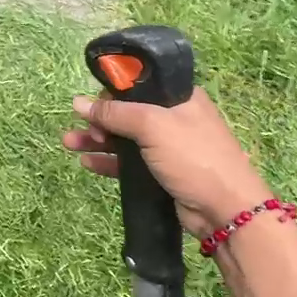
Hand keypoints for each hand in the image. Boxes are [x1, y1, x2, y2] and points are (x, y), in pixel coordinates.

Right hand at [61, 86, 270, 236]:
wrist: (227, 212)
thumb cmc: (194, 157)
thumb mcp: (152, 125)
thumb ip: (113, 113)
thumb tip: (77, 102)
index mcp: (179, 98)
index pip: (138, 84)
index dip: (113, 91)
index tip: (95, 102)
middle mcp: (173, 119)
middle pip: (126, 112)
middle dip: (100, 119)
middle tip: (87, 129)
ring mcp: (167, 148)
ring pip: (123, 138)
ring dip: (96, 140)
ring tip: (69, 144)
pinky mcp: (162, 173)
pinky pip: (127, 162)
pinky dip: (108, 160)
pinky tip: (88, 162)